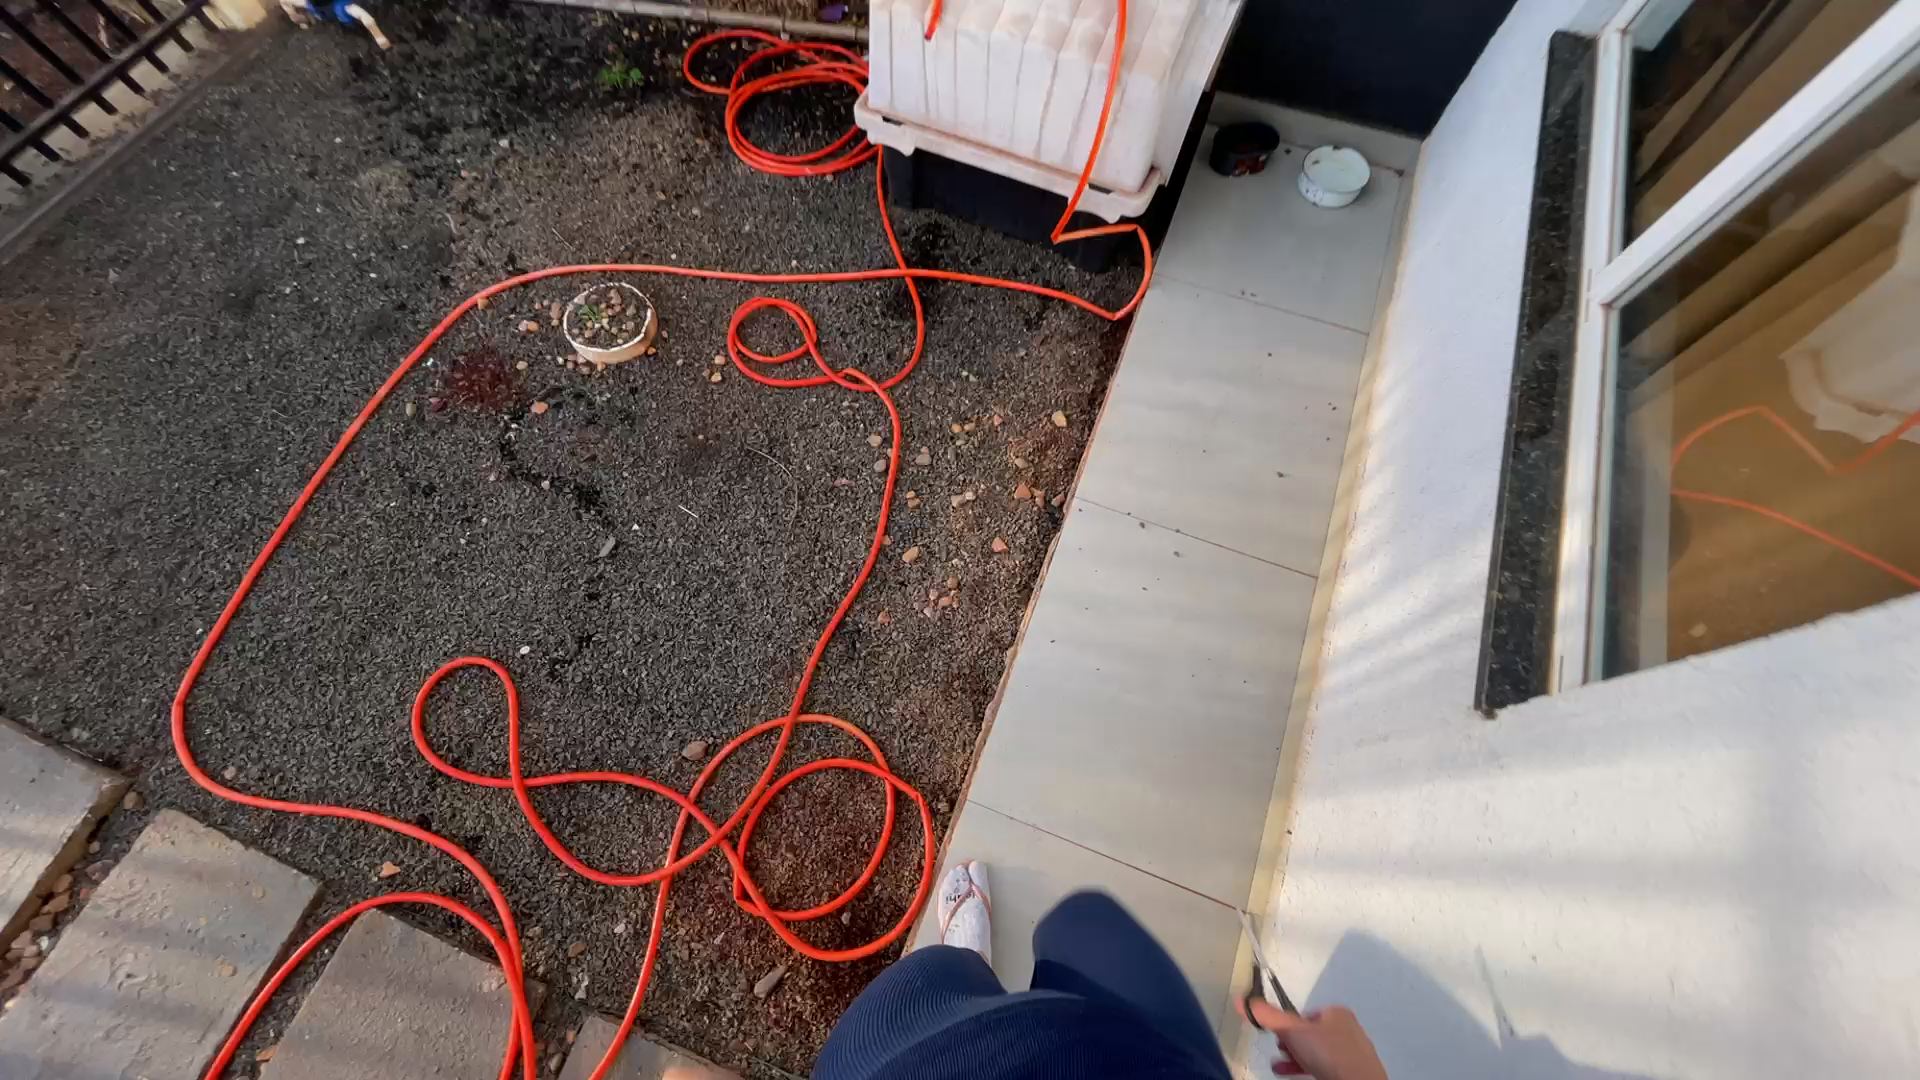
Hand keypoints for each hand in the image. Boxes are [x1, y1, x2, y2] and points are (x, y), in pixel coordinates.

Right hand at [1246, 1000, 1387, 1079]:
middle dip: (1292, 1045)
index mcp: (1337, 1014)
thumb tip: (1239, 1000)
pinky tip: (1299, 1078)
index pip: (1305, 1015)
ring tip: (1282, 1070)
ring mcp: (1356, 1056)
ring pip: (1320, 1055)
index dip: (1289, 1027)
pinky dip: (1313, 1073)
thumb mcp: (1292, 1031)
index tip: (1278, 1040)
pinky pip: (1330, 1071)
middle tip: (1281, 1055)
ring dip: (1299, 1061)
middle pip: (1311, 1035)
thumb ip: (1266, 1016)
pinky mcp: (1357, 1076)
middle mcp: (1349, 1031)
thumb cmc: (1327, 1054)